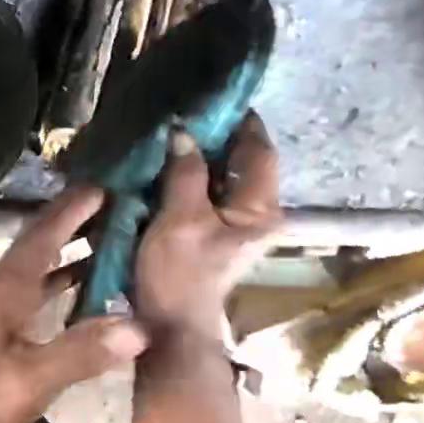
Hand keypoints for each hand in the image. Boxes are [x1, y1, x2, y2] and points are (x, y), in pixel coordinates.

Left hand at [0, 188, 148, 422]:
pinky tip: (88, 281)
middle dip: (76, 218)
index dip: (73, 210)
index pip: (44, 236)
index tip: (107, 184)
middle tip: (120, 200)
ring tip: (113, 231)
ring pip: (41, 262)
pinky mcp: (2, 323)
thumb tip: (140, 326)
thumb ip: (80, 353)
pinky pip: (39, 286)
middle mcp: (3, 287)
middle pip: (42, 241)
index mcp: (7, 289)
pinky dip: (64, 276)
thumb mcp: (29, 381)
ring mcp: (1, 304)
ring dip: (72, 245)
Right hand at [133, 113, 281, 350]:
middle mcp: (253, 214)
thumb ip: (186, 173)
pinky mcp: (208, 234)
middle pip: (241, 163)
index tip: (217, 97)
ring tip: (171, 134)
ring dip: (198, 157)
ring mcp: (231, 226)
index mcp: (259, 209)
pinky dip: (186, 178)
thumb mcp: (181, 219)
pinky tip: (163, 167)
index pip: (259, 152)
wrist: (168, 326)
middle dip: (216, 137)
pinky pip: (202, 195)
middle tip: (184, 112)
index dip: (243, 122)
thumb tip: (183, 134)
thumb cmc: (178, 274)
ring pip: (220, 179)